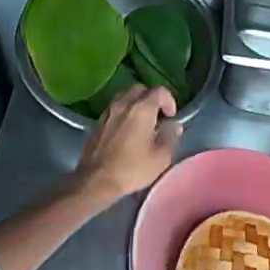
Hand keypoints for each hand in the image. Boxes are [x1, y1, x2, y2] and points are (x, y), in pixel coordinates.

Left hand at [75, 85, 181, 200]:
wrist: (95, 181)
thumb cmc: (132, 169)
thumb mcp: (160, 157)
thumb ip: (170, 137)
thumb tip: (173, 126)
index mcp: (142, 109)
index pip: (159, 91)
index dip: (169, 100)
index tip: (171, 116)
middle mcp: (123, 104)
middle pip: (140, 89)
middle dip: (151, 98)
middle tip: (158, 115)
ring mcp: (108, 112)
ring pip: (124, 96)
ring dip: (136, 103)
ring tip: (141, 121)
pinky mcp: (97, 123)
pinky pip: (114, 108)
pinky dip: (123, 112)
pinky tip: (125, 129)